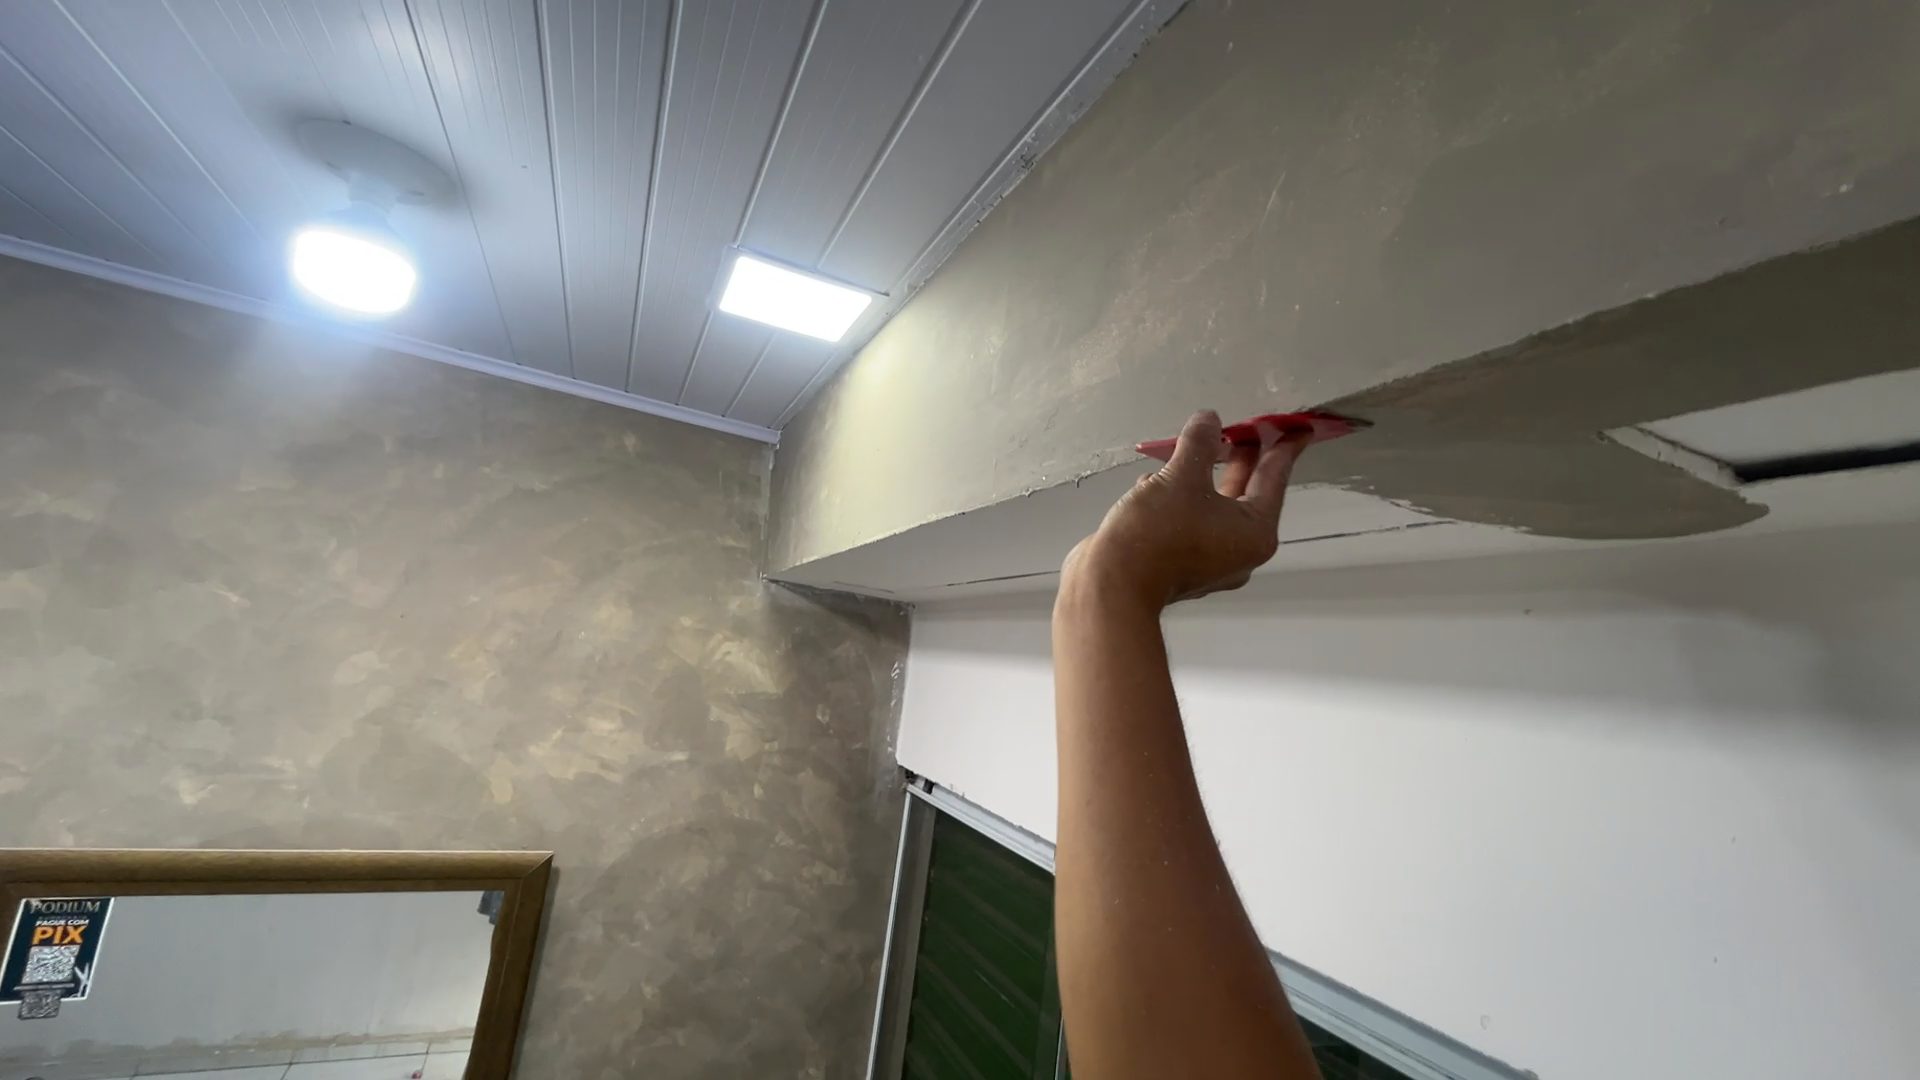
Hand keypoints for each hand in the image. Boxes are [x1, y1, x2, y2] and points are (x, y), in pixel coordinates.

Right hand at [1063, 410, 1308, 610]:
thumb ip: (1199, 443)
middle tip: (1242, 428)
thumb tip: (1209, 419)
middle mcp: (1237, 550)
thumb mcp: (1181, 477)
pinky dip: (1176, 500)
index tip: (1297, 427)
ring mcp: (1206, 562)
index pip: (1275, 478)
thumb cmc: (1157, 532)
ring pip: (1211, 508)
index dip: (1284, 447)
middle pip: (1244, 494)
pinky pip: (1185, 522)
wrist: (1111, 586)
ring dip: (1200, 478)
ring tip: (1191, 449)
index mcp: (1254, 532)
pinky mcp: (1176, 565)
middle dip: (1239, 459)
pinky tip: (1152, 482)